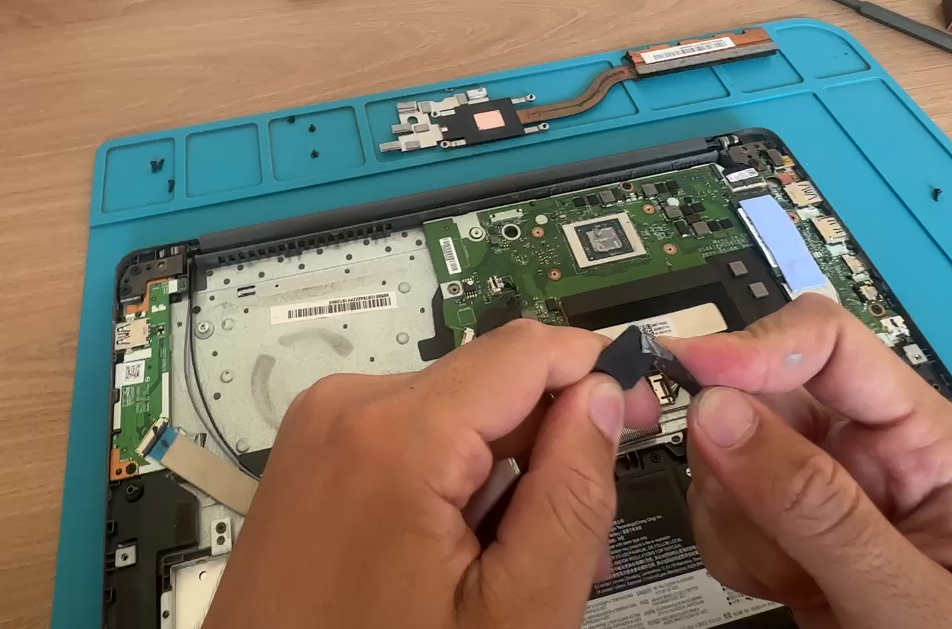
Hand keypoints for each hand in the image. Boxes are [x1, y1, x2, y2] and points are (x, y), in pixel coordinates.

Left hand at [204, 319, 656, 628]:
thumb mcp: (512, 618)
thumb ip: (570, 495)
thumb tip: (600, 396)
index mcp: (396, 432)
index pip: (523, 350)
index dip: (594, 368)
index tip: (641, 408)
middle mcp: (348, 402)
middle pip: (486, 379)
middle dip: (546, 437)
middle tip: (580, 532)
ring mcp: (320, 422)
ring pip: (450, 406)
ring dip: (499, 462)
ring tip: (511, 557)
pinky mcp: (310, 446)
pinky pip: (406, 429)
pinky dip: (449, 470)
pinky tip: (457, 543)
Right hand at [664, 294, 951, 627]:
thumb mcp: (924, 609)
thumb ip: (823, 513)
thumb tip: (714, 408)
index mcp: (930, 444)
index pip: (832, 345)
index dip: (757, 346)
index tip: (690, 370)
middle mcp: (871, 452)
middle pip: (762, 395)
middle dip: (738, 457)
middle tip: (756, 529)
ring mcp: (827, 493)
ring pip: (727, 448)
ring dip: (736, 515)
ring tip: (790, 583)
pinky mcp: (790, 532)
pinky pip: (721, 500)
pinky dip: (730, 546)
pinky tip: (779, 590)